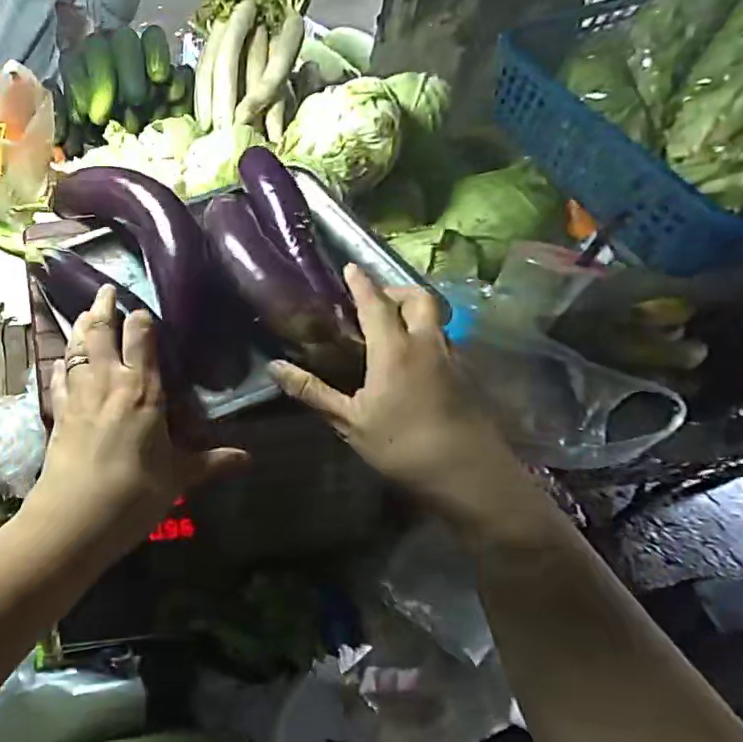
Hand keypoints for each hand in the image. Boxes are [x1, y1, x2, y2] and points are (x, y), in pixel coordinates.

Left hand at [27, 285, 247, 559]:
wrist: (77, 515)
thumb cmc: (135, 494)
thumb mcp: (178, 478)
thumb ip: (210, 462)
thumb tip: (248, 459)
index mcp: (143, 391)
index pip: (142, 339)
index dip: (141, 321)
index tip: (142, 312)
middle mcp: (108, 383)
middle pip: (102, 333)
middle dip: (103, 308)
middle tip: (105, 290)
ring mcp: (79, 395)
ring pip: (76, 348)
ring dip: (80, 327)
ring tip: (84, 312)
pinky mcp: (58, 413)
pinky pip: (59, 377)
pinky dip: (61, 363)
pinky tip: (60, 359)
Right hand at [268, 266, 537, 535]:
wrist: (467, 475)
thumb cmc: (400, 447)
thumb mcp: (349, 421)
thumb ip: (312, 391)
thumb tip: (275, 367)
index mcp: (395, 350)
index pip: (376, 304)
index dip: (361, 283)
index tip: (350, 266)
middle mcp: (427, 345)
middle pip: (418, 298)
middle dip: (395, 289)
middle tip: (372, 299)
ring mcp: (451, 359)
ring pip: (435, 318)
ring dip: (413, 310)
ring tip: (388, 325)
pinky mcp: (464, 376)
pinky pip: (442, 339)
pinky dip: (423, 333)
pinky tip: (408, 359)